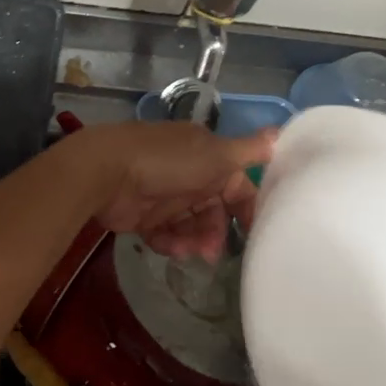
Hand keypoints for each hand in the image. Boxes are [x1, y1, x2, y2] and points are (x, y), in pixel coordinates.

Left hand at [65, 121, 274, 260]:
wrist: (105, 172)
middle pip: (214, 209)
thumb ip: (248, 150)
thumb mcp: (214, 153)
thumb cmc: (165, 161)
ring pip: (191, 225)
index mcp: (206, 154)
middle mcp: (186, 173)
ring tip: (191, 252)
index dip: (247, 206)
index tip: (257, 231)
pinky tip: (170, 248)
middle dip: (218, 231)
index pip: (237, 184)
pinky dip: (170, 243)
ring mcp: (163, 194)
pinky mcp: (143, 215)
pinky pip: (166, 234)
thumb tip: (280, 133)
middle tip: (214, 251)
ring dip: (195, 240)